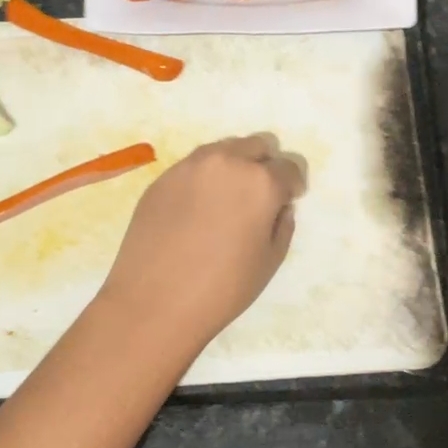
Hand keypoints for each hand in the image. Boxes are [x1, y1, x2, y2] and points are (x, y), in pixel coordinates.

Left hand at [94, 134, 304, 352]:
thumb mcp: (270, 260)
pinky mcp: (163, 177)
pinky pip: (195, 166)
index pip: (290, 166)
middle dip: (265, 166)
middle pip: (258, 145)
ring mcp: (190, 166)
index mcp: (261, 182)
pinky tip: (197, 210)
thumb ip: (282, 223)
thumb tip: (277, 205)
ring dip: (234, 166)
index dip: (293, 185)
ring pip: (224, 149)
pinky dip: (205, 178)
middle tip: (258, 197)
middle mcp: (227, 161)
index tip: (287, 201)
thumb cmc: (222, 288)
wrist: (154, 302)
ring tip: (226, 201)